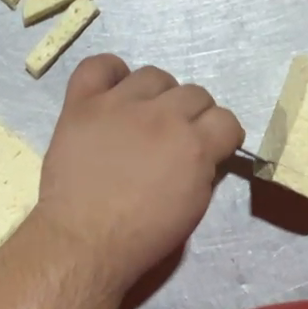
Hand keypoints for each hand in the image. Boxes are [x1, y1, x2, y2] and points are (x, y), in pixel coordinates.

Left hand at [32, 54, 244, 290]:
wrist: (83, 242)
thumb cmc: (142, 238)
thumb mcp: (192, 209)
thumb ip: (204, 171)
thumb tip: (204, 154)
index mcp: (193, 146)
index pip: (226, 119)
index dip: (223, 135)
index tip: (214, 148)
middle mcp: (161, 116)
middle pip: (194, 93)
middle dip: (194, 116)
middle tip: (177, 139)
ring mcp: (118, 105)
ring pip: (153, 75)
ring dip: (158, 95)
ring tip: (146, 118)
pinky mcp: (82, 104)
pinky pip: (99, 66)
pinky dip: (110, 73)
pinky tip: (113, 92)